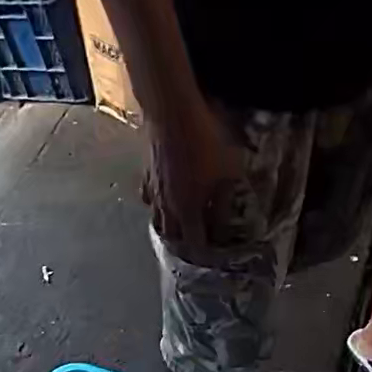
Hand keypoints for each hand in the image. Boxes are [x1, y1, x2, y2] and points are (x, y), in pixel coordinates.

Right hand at [145, 106, 240, 261]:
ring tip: (178, 228)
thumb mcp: (227, 174)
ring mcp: (152, 191)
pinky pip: (148, 198)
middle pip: (172, 237)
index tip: (210, 260)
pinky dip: (155, 204)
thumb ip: (224, 204)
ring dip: (168, 227)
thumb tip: (223, 228)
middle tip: (195, 245)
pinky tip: (161, 199)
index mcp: (188, 211)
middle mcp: (166, 207)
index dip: (203, 254)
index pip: (195, 244)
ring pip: (157, 220)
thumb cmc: (205, 141)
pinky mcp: (144, 174)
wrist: (171, 111)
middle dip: (184, 245)